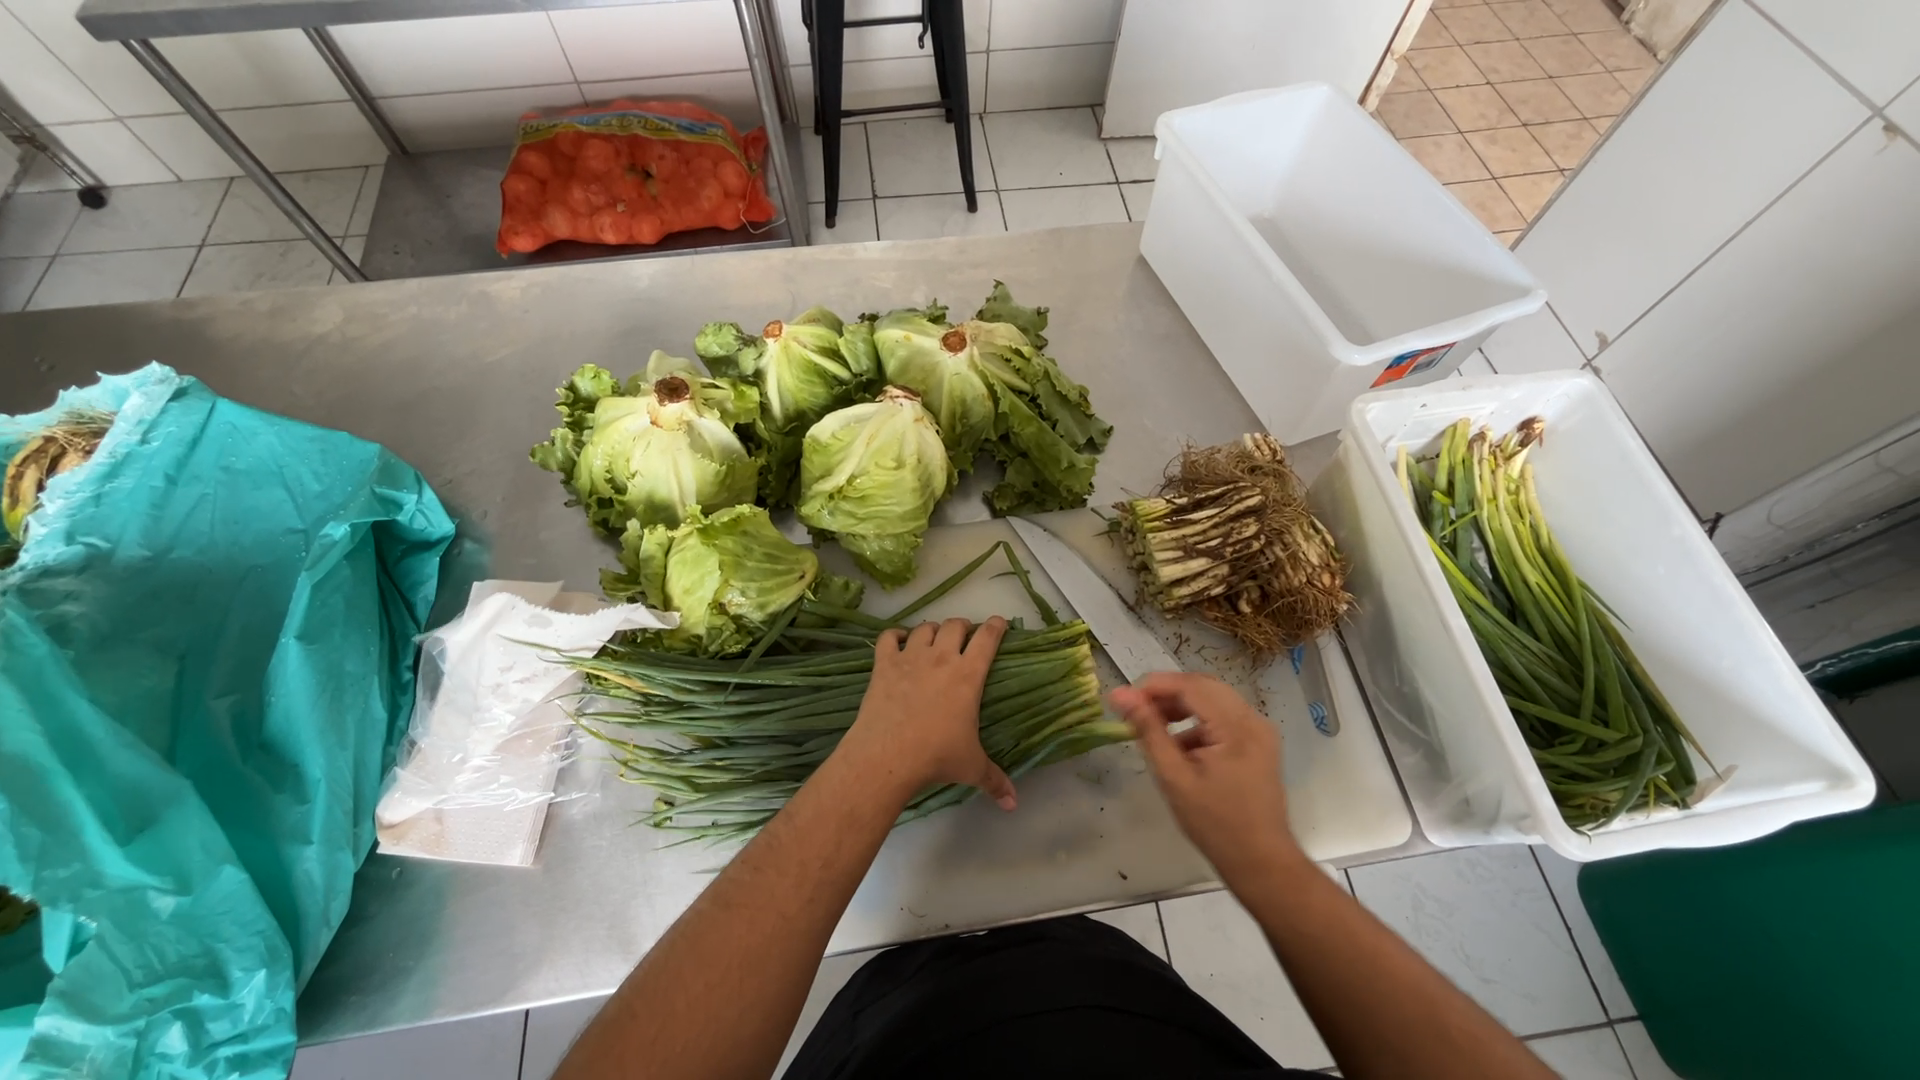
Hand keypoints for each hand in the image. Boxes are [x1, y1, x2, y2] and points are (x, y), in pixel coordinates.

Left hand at [836, 617, 1015, 811]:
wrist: (887, 756)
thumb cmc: (936, 757)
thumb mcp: (971, 768)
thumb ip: (994, 780)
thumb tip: (1013, 803)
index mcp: (968, 675)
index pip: (987, 639)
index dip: (996, 626)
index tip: (1000, 622)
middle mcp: (941, 658)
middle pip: (955, 625)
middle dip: (963, 626)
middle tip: (965, 635)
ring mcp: (910, 658)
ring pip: (925, 628)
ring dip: (933, 629)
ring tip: (935, 637)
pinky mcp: (884, 664)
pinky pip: (889, 637)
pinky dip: (896, 635)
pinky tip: (899, 640)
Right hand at [1108, 673, 1303, 886]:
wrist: (1261, 861)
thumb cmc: (1215, 824)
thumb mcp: (1174, 777)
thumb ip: (1148, 731)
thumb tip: (1120, 695)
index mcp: (1237, 727)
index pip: (1190, 685)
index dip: (1154, 686)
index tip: (1124, 699)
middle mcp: (1254, 720)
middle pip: (1204, 687)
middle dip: (1167, 695)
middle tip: (1136, 711)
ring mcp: (1260, 731)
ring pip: (1213, 700)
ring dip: (1182, 708)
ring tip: (1154, 729)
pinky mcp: (1259, 744)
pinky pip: (1224, 718)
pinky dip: (1198, 724)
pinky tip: (1180, 748)